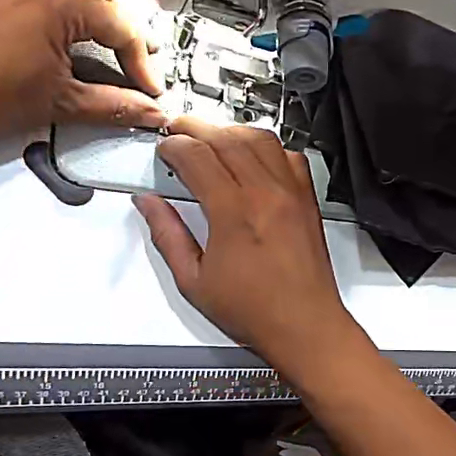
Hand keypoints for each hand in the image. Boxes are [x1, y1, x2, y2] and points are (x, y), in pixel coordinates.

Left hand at [0, 0, 165, 140]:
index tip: (148, 88)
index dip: (144, 61)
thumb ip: (111, 105)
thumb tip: (148, 112)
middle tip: (132, 51)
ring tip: (97, 42)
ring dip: (94, 2)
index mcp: (62, 0)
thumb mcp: (54, 103)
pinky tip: (56, 32)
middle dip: (126, 14)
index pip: (124, 25)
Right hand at [133, 117, 361, 368]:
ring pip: (260, 138)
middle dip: (196, 128)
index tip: (165, 148)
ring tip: (212, 137)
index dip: (174, 146)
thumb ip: (168, 236)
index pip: (198, 156)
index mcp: (234, 213)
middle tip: (179, 131)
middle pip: (226, 138)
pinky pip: (289, 156)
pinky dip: (268, 147)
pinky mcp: (307, 199)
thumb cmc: (255, 311)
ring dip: (231, 131)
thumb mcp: (194, 281)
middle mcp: (266, 195)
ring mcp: (291, 193)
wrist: (305, 326)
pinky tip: (254, 156)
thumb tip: (149, 205)